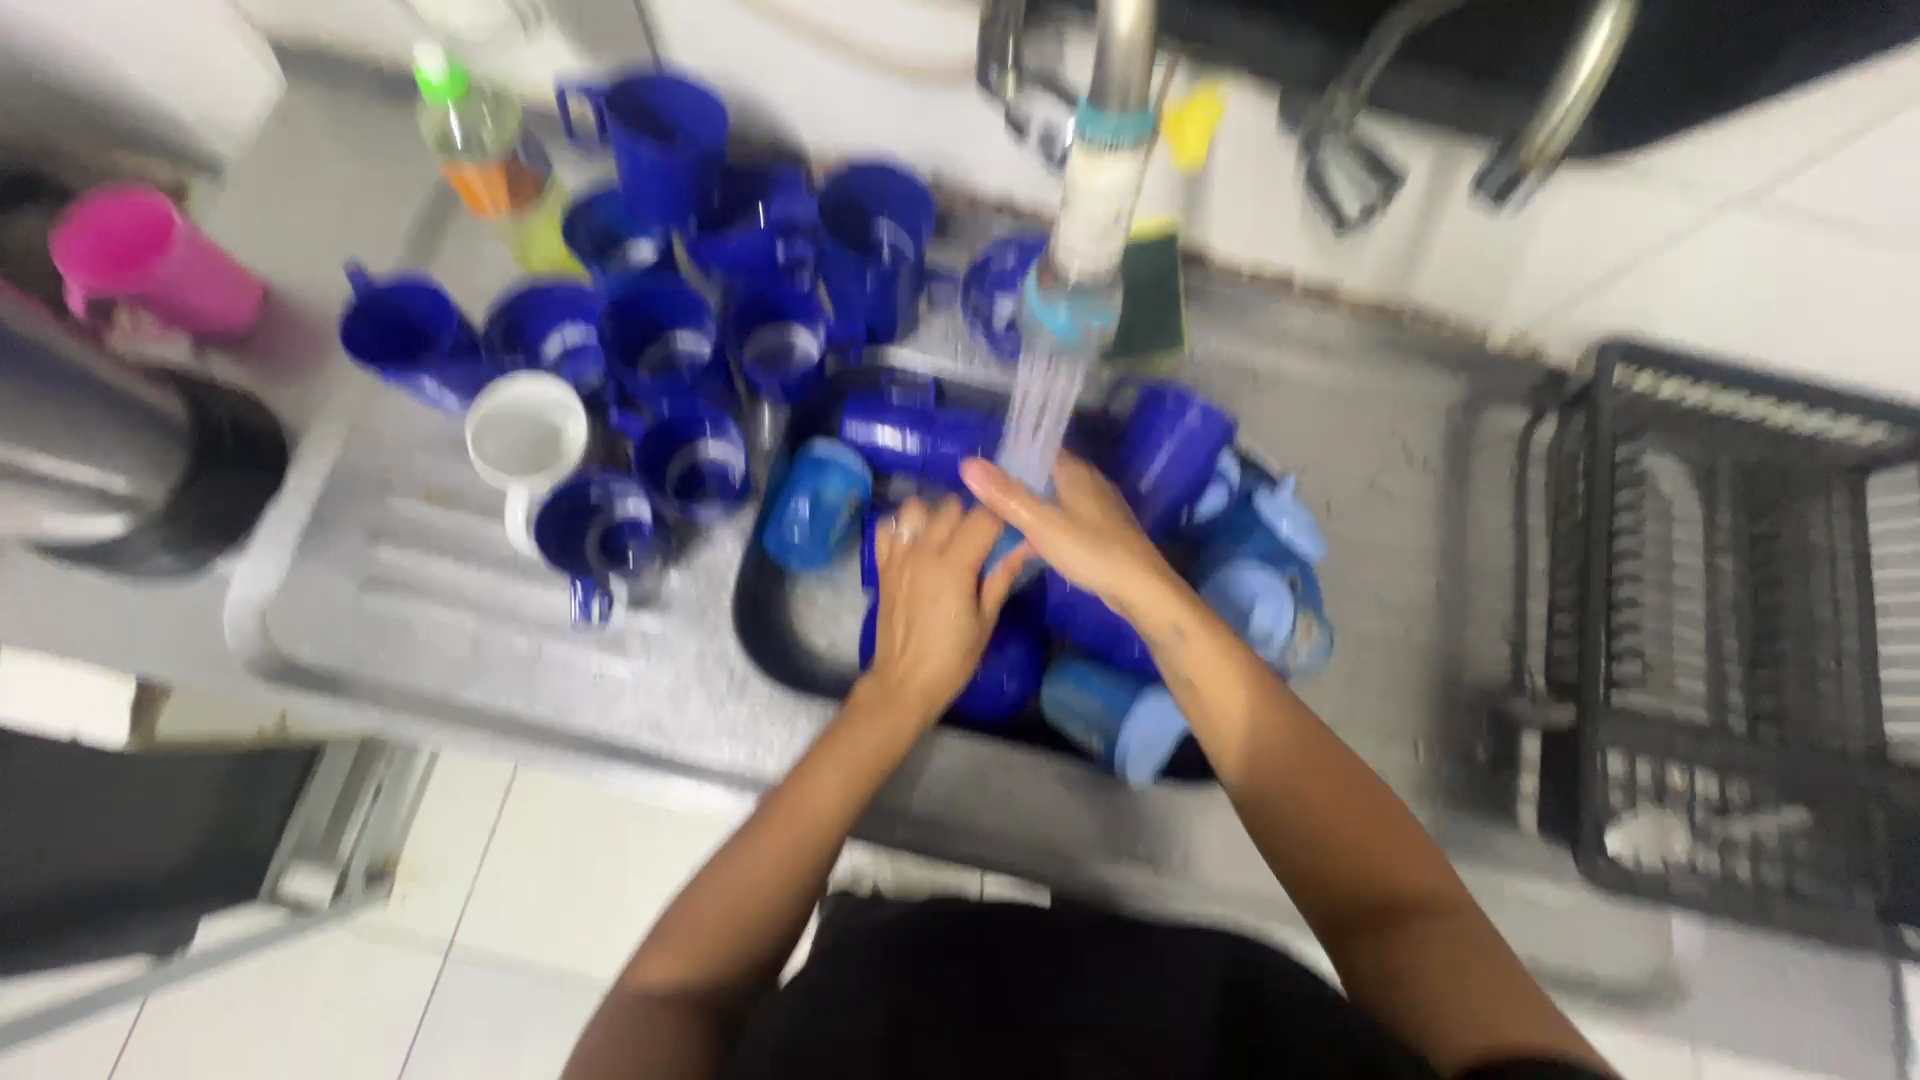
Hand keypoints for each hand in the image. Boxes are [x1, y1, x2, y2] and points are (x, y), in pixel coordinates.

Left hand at [863, 495, 1031, 721]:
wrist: (904, 682)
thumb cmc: (952, 658)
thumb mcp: (986, 621)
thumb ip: (1001, 578)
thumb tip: (1025, 547)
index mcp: (955, 566)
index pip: (984, 517)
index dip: (1001, 518)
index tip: (1009, 530)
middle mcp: (924, 552)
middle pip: (952, 506)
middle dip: (970, 516)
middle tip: (981, 539)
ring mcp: (899, 556)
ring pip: (916, 509)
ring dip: (934, 516)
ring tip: (946, 537)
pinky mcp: (883, 566)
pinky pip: (887, 527)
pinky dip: (902, 527)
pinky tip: (916, 543)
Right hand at [960, 452, 1182, 617]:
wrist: (1141, 588)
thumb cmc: (1090, 550)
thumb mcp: (1041, 523)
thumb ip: (1005, 495)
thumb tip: (968, 463)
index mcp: (1075, 471)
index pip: (1037, 450)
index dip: (1008, 457)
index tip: (980, 473)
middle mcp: (1089, 481)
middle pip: (1045, 474)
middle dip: (1016, 484)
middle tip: (983, 501)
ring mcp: (1099, 507)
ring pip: (1056, 499)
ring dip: (1032, 507)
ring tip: (1000, 523)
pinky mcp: (1103, 531)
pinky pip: (1067, 519)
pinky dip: (1047, 526)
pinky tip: (1031, 545)